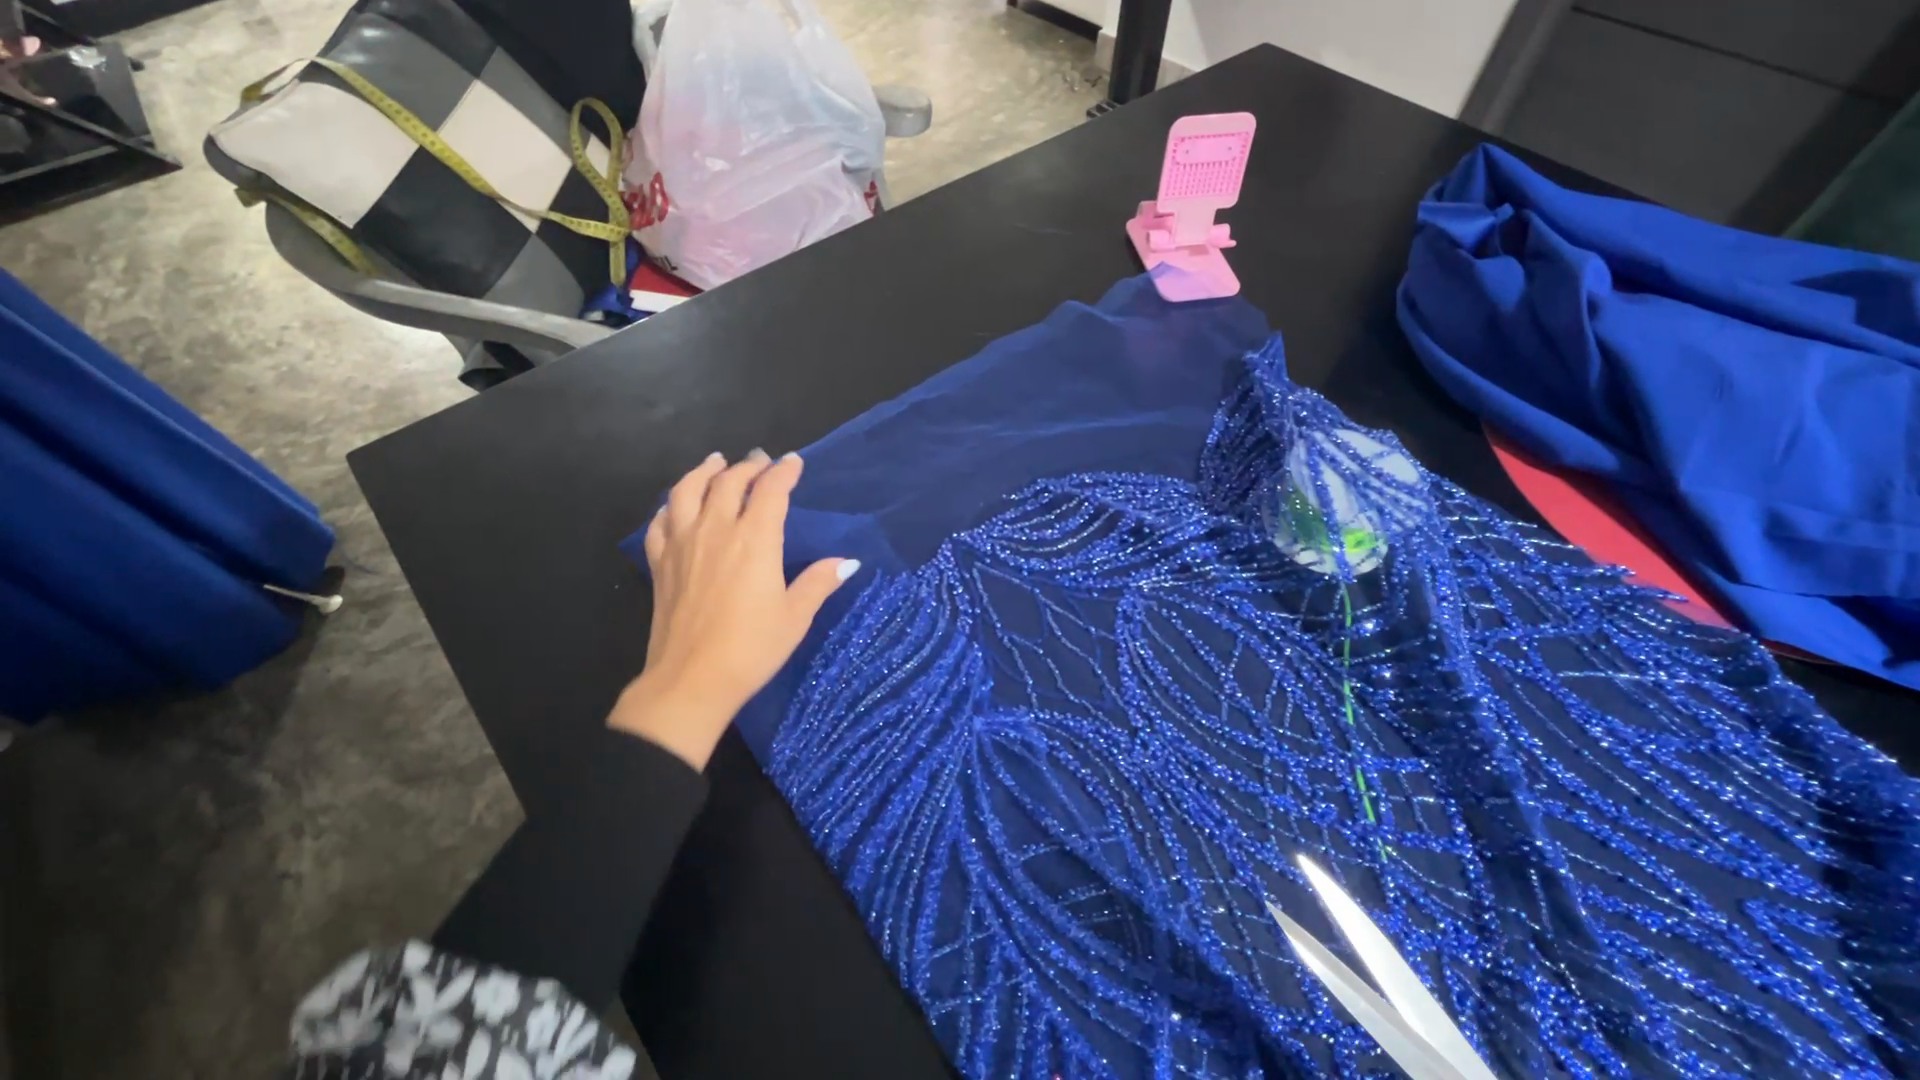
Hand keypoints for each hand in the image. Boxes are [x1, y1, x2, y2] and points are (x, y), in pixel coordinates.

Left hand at [609, 450, 858, 768]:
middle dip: (747, 467)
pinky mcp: (660, 563)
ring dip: (703, 472)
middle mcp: (716, 530)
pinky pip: (660, 522)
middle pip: (729, 482)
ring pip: (687, 491)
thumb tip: (847, 562)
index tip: (794, 463)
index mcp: (755, 540)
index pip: (771, 491)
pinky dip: (670, 506)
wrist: (691, 680)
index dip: (784, 472)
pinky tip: (676, 507)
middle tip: (759, 462)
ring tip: (714, 462)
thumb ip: (818, 583)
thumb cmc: (751, 648)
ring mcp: (682, 544)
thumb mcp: (795, 617)